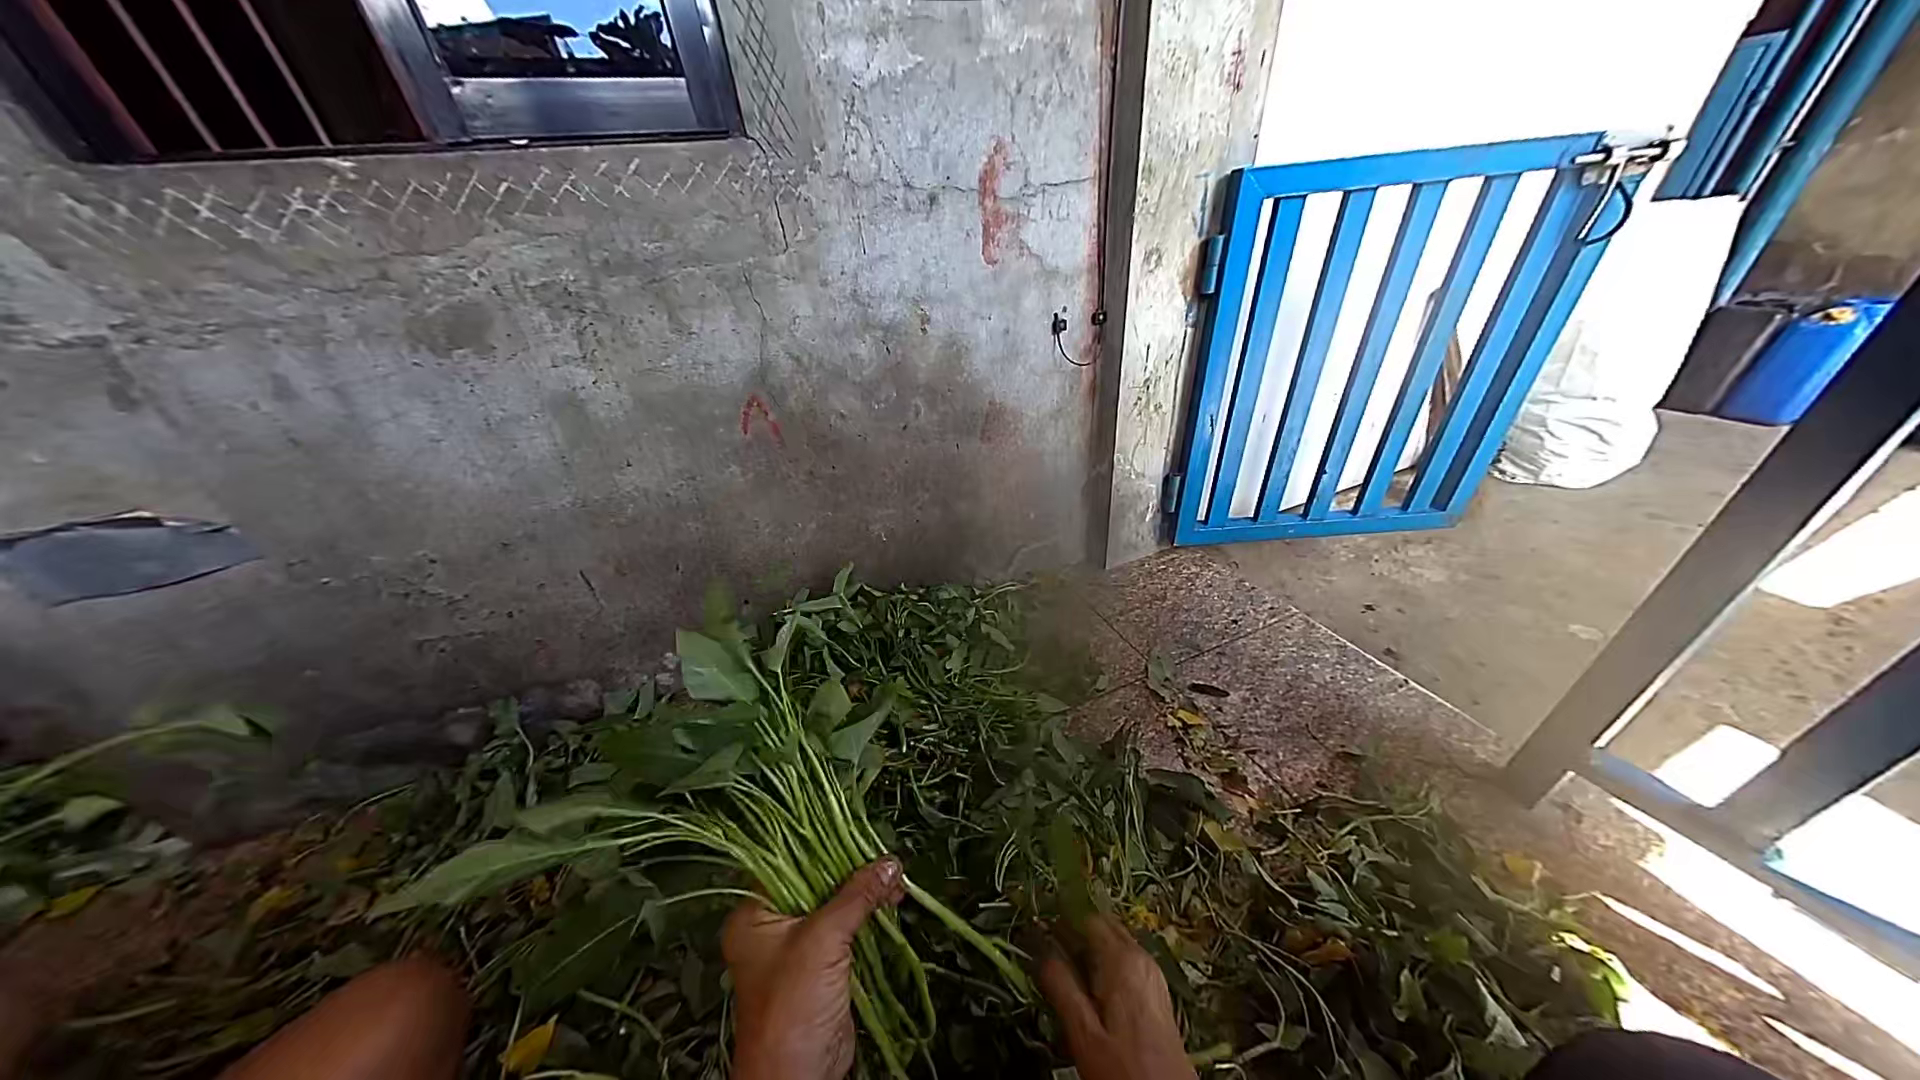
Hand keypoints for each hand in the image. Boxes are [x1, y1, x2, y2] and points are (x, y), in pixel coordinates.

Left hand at [723, 858, 905, 1079]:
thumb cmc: (792, 1007)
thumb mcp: (822, 941)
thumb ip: (856, 897)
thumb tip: (890, 863)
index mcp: (755, 914)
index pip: (786, 861)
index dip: (821, 844)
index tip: (855, 828)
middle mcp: (773, 924)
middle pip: (815, 881)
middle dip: (852, 869)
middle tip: (884, 858)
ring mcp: (798, 945)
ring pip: (835, 903)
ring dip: (865, 892)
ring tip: (895, 880)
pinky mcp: (822, 963)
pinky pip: (847, 927)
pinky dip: (868, 915)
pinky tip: (891, 901)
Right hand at [1037, 914, 1196, 1079]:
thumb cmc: (1124, 1070)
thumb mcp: (1083, 1032)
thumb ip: (1061, 984)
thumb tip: (1039, 949)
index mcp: (1122, 959)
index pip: (1087, 917)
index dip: (1060, 921)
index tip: (1038, 932)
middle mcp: (1141, 958)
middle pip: (1102, 926)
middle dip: (1074, 934)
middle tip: (1048, 953)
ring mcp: (1151, 974)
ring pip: (1113, 944)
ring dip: (1088, 950)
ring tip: (1064, 973)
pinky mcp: (1155, 992)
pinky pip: (1123, 962)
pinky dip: (1103, 965)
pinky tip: (1089, 990)